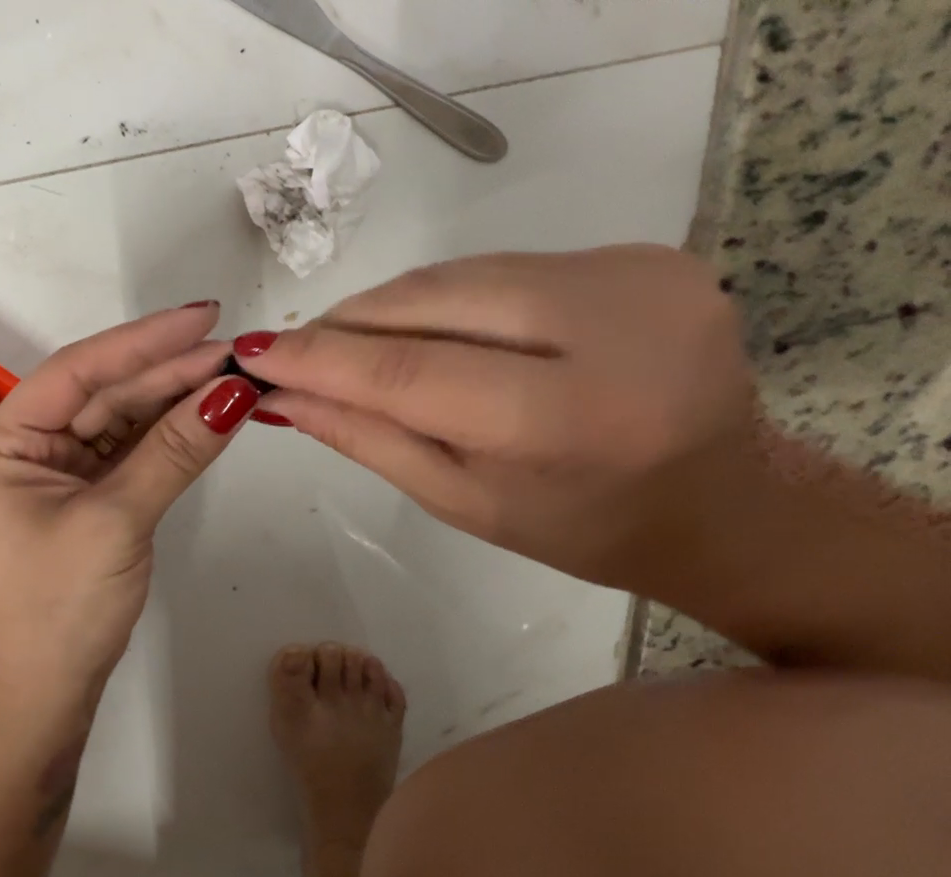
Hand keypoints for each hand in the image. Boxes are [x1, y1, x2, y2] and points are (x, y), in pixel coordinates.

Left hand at [0, 304, 258, 702]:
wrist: (53, 683)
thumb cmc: (64, 605)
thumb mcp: (117, 521)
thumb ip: (173, 452)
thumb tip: (235, 392)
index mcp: (3, 445)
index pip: (74, 374)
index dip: (140, 342)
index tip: (203, 318)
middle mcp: (25, 449)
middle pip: (101, 393)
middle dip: (166, 372)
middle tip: (236, 351)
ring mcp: (57, 472)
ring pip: (119, 419)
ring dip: (173, 399)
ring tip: (234, 374)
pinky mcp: (87, 495)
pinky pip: (130, 451)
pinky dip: (168, 434)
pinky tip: (209, 411)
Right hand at [240, 245, 762, 591]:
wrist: (723, 499)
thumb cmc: (578, 525)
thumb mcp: (459, 499)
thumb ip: (367, 438)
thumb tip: (277, 394)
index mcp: (567, 419)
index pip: (410, 372)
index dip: (320, 358)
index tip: (251, 353)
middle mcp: (614, 328)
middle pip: (434, 301)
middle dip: (348, 322)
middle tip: (290, 348)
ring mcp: (638, 277)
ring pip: (463, 274)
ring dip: (389, 306)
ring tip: (345, 342)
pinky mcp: (642, 255)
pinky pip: (503, 268)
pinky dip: (445, 297)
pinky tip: (422, 329)